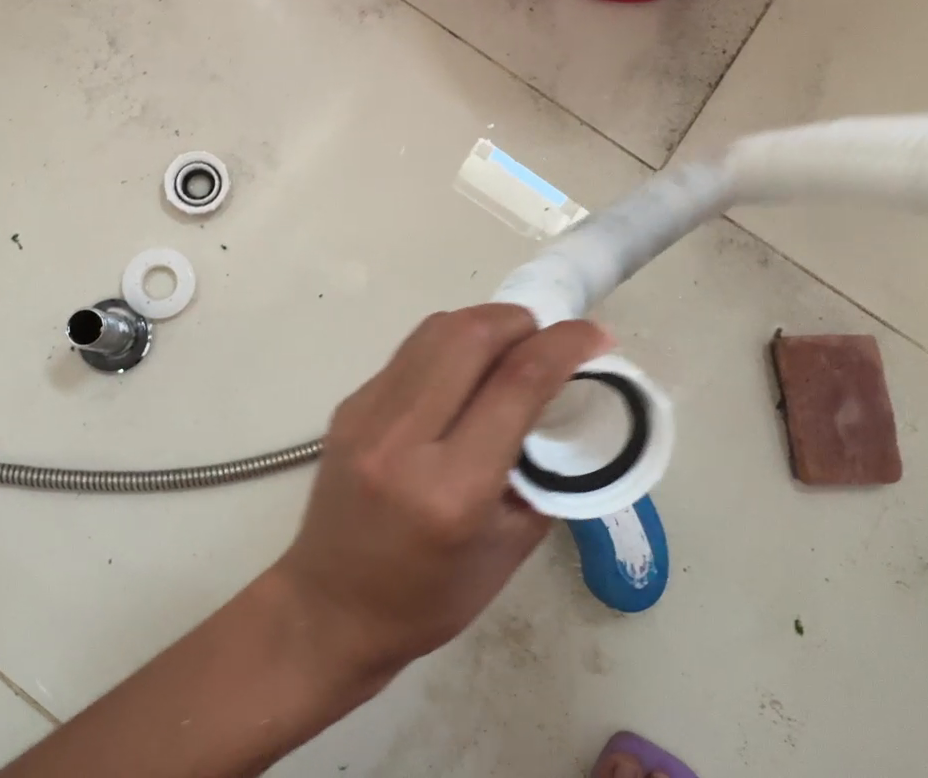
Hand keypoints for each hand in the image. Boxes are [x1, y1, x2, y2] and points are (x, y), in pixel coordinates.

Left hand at [268, 305, 610, 679]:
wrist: (331, 607)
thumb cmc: (429, 597)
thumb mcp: (508, 548)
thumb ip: (541, 471)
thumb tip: (558, 403)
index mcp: (452, 487)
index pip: (516, 384)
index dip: (565, 346)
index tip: (596, 336)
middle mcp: (402, 439)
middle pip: (469, 335)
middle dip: (521, 321)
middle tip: (547, 341)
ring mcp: (366, 416)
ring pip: (434, 331)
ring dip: (483, 326)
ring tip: (509, 350)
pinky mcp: (348, 407)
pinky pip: (409, 354)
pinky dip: (448, 348)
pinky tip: (463, 377)